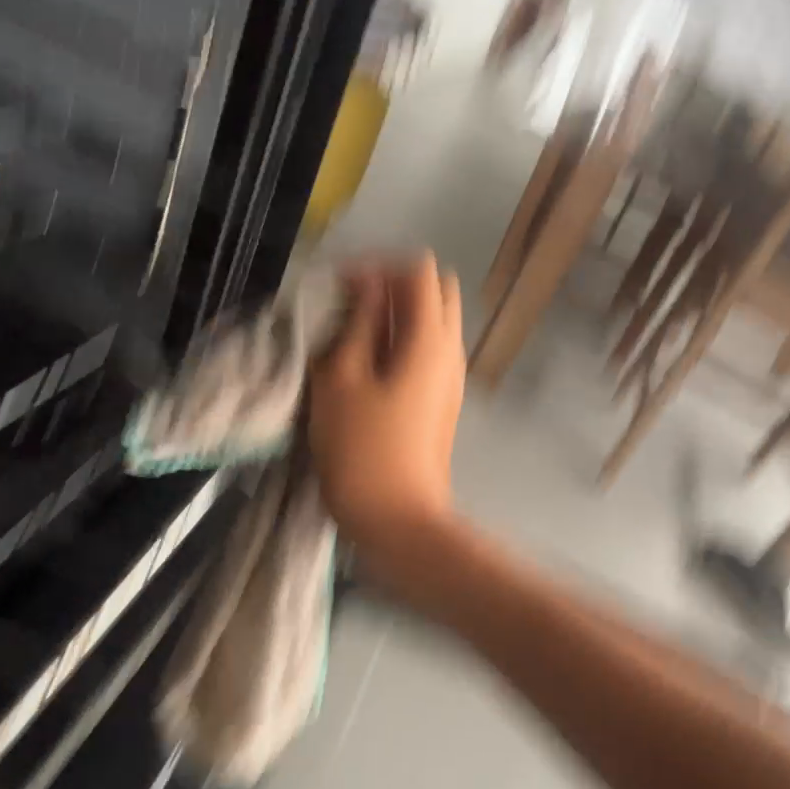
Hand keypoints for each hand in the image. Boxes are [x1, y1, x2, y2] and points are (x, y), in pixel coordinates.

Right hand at [309, 254, 465, 583]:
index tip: (338, 287)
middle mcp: (451, 351)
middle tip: (346, 307)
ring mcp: (450, 379)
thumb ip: (355, 323)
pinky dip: (398, 345)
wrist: (398, 522)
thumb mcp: (341, 380)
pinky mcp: (441, 402)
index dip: (378, 266)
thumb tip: (365, 285)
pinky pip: (425, 353)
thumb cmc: (362, 449)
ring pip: (430, 324)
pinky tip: (362, 368)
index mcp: (432, 338)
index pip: (419, 270)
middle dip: (390, 287)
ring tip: (346, 338)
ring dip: (393, 318)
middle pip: (432, 293)